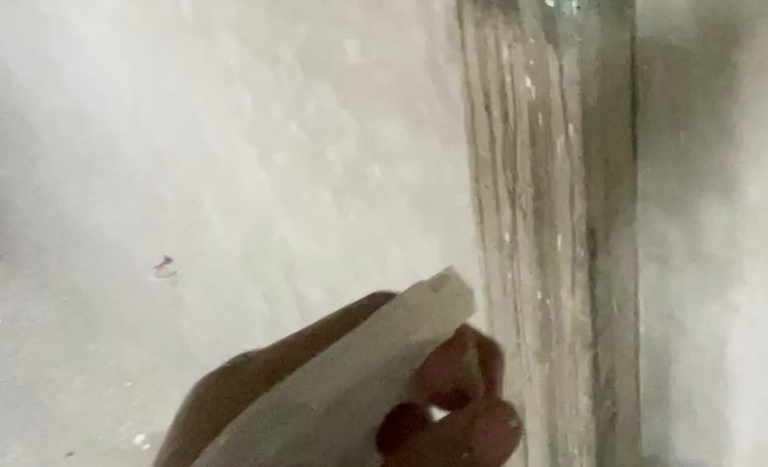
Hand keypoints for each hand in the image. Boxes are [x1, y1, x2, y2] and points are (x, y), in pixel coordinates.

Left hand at [156, 293, 523, 466]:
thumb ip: (425, 464)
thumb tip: (512, 417)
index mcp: (258, 380)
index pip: (381, 316)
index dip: (447, 344)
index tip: (481, 399)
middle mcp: (257, 385)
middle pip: (384, 349)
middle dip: (448, 384)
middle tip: (481, 433)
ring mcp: (256, 424)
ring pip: (374, 390)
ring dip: (427, 418)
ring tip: (449, 460)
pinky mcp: (262, 455)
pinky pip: (349, 423)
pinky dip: (393, 440)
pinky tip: (405, 466)